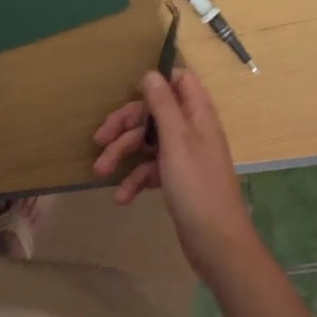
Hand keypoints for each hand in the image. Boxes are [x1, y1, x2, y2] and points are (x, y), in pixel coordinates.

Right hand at [92, 68, 259, 274]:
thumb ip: (163, 104)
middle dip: (126, 125)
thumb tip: (150, 73)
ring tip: (100, 171)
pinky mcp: (177, 180)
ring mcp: (184, 156)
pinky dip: (135, 180)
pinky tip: (122, 197)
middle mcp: (192, 130)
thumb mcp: (176, 140)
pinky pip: (151, 170)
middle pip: (154, 113)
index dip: (157, 82)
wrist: (217, 243)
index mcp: (197, 114)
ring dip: (124, 154)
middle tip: (100, 138)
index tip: (130, 90)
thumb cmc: (197, 186)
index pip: (180, 80)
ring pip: (148, 143)